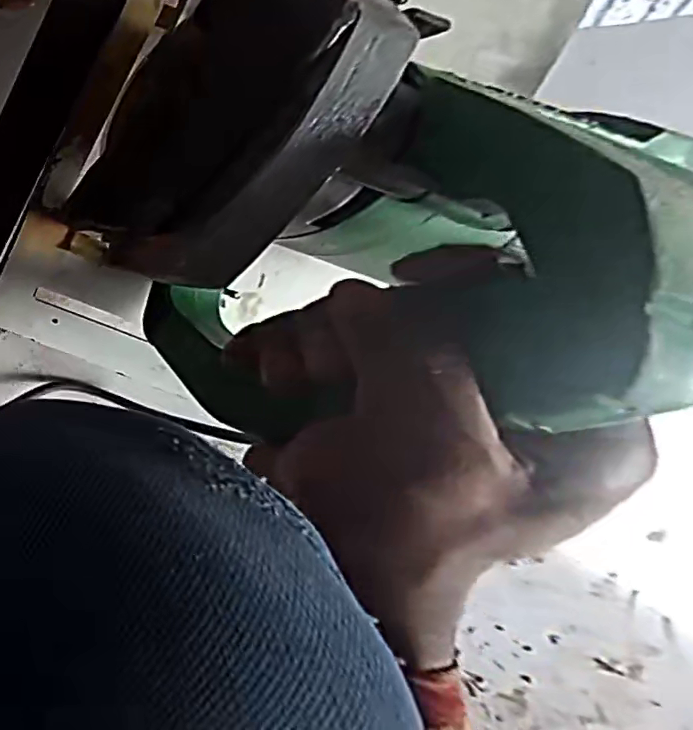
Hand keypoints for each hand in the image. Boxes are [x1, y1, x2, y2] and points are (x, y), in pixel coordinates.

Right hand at [227, 258, 656, 669]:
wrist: (315, 554)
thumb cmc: (401, 527)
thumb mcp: (435, 444)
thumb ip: (411, 356)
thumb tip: (357, 295)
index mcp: (574, 421)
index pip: (553, 317)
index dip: (485, 286)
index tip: (412, 276)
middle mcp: (501, 399)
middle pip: (429, 313)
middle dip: (358, 330)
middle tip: (321, 367)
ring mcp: (418, 394)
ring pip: (359, 323)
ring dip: (305, 342)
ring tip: (281, 380)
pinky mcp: (354, 392)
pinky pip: (316, 340)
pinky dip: (279, 347)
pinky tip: (257, 367)